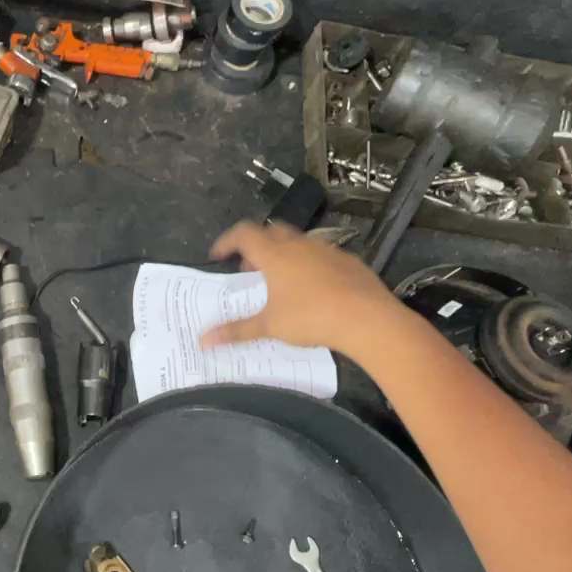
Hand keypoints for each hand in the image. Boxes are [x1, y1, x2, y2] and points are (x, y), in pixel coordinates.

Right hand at [198, 222, 412, 356]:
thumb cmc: (311, 317)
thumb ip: (236, 331)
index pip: (243, 233)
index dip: (227, 241)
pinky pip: (322, 256)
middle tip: (250, 268)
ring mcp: (326, 250)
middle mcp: (298, 245)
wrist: (369, 319)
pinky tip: (314, 290)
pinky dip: (310, 265)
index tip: (218, 255)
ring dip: (284, 255)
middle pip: (271, 232)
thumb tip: (203, 340)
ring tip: (281, 281)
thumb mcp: (269, 327)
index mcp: (274, 254)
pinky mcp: (349, 261)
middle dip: (257, 246)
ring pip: (298, 243)